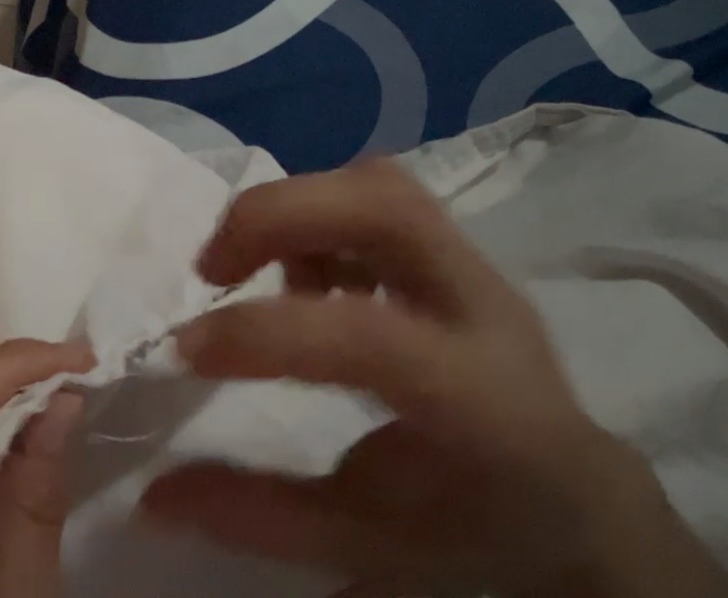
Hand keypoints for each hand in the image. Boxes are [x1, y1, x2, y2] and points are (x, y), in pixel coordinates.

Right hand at [142, 159, 727, 597]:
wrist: (575, 494)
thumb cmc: (475, 530)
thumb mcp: (365, 541)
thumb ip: (260, 515)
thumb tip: (152, 493)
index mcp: (480, 398)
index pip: (370, 336)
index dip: (265, 333)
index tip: (184, 352)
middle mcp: (484, 308)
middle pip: (385, 204)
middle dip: (275, 216)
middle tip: (212, 269)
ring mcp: (474, 267)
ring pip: (378, 185)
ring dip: (293, 208)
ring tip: (247, 266)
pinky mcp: (453, 249)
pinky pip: (375, 196)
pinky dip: (314, 215)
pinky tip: (295, 274)